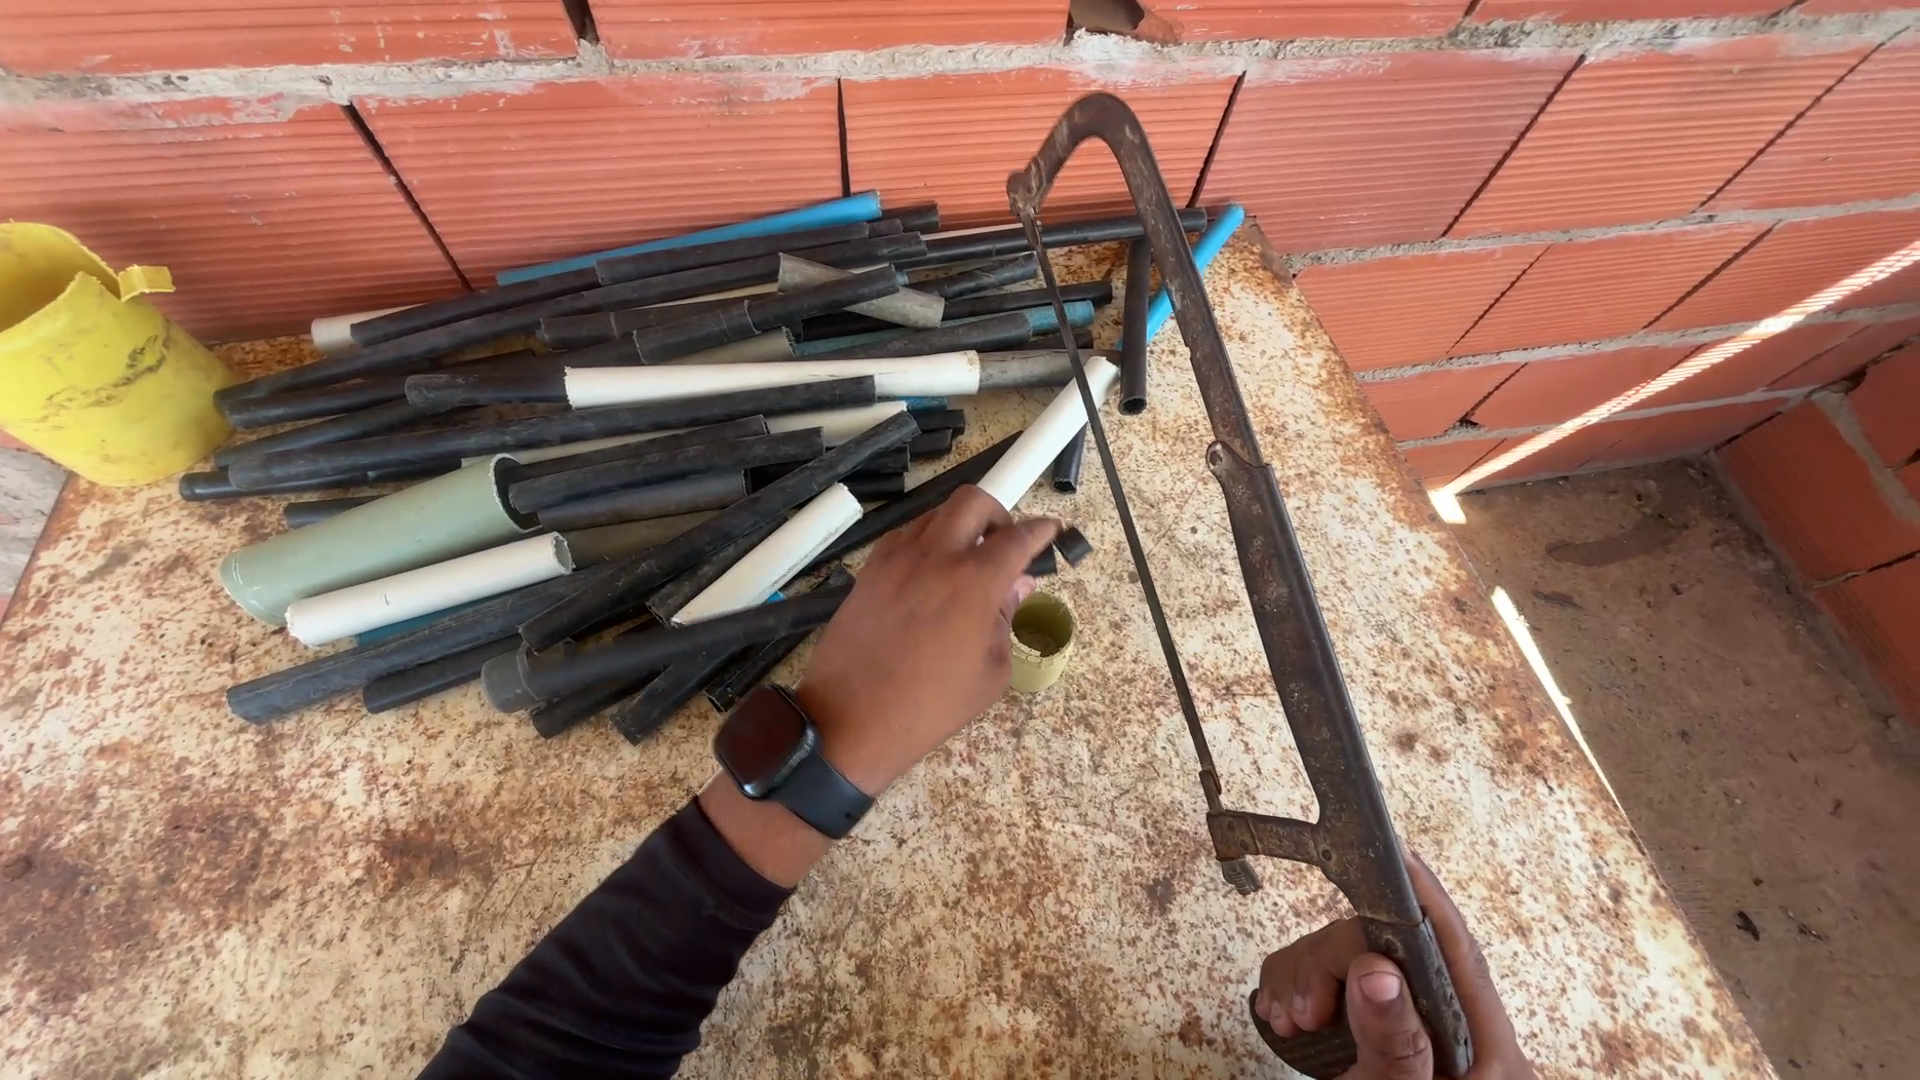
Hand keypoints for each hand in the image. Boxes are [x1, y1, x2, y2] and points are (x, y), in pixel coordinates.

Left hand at [797, 484, 1059, 794]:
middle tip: (1005, 542)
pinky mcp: (870, 569)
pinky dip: (927, 542)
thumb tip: (1016, 586)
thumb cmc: (929, 706)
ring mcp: (896, 558)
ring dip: (960, 527)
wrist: (849, 718)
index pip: (1018, 537)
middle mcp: (935, 556)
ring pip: (935, 514)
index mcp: (974, 581)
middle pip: (973, 501)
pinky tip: (931, 573)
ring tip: (967, 561)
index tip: (1051, 530)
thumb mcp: (989, 672)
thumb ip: (1006, 619)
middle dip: (998, 514)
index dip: (1041, 530)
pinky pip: (905, 536)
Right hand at [1252, 854, 1533, 1079]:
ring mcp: (1408, 1030)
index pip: (1456, 951)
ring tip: (1286, 1017)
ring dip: (1304, 974)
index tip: (1395, 853)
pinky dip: (1295, 986)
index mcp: (1485, 1047)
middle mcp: (1449, 1028)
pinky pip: (1328, 983)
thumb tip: (1375, 967)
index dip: (1426, 896)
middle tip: (1301, 1009)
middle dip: (1329, 960)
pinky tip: (1283, 1012)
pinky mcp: (1371, 1035)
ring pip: (1348, 960)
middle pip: (1384, 949)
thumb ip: (1398, 1048)